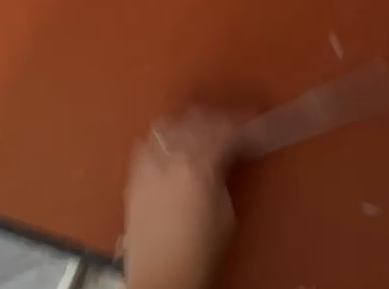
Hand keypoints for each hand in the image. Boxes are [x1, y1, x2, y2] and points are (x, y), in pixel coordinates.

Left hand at [123, 110, 244, 288]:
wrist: (161, 280)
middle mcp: (171, 159)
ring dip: (188, 123)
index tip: (255, 117)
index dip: (244, 120)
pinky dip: (162, 138)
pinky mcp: (133, 179)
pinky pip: (146, 144)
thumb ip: (223, 174)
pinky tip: (171, 143)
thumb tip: (226, 156)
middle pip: (197, 119)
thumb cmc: (201, 251)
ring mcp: (148, 167)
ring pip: (169, 125)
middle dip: (218, 118)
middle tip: (232, 125)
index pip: (226, 128)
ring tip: (201, 129)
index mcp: (200, 166)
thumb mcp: (226, 211)